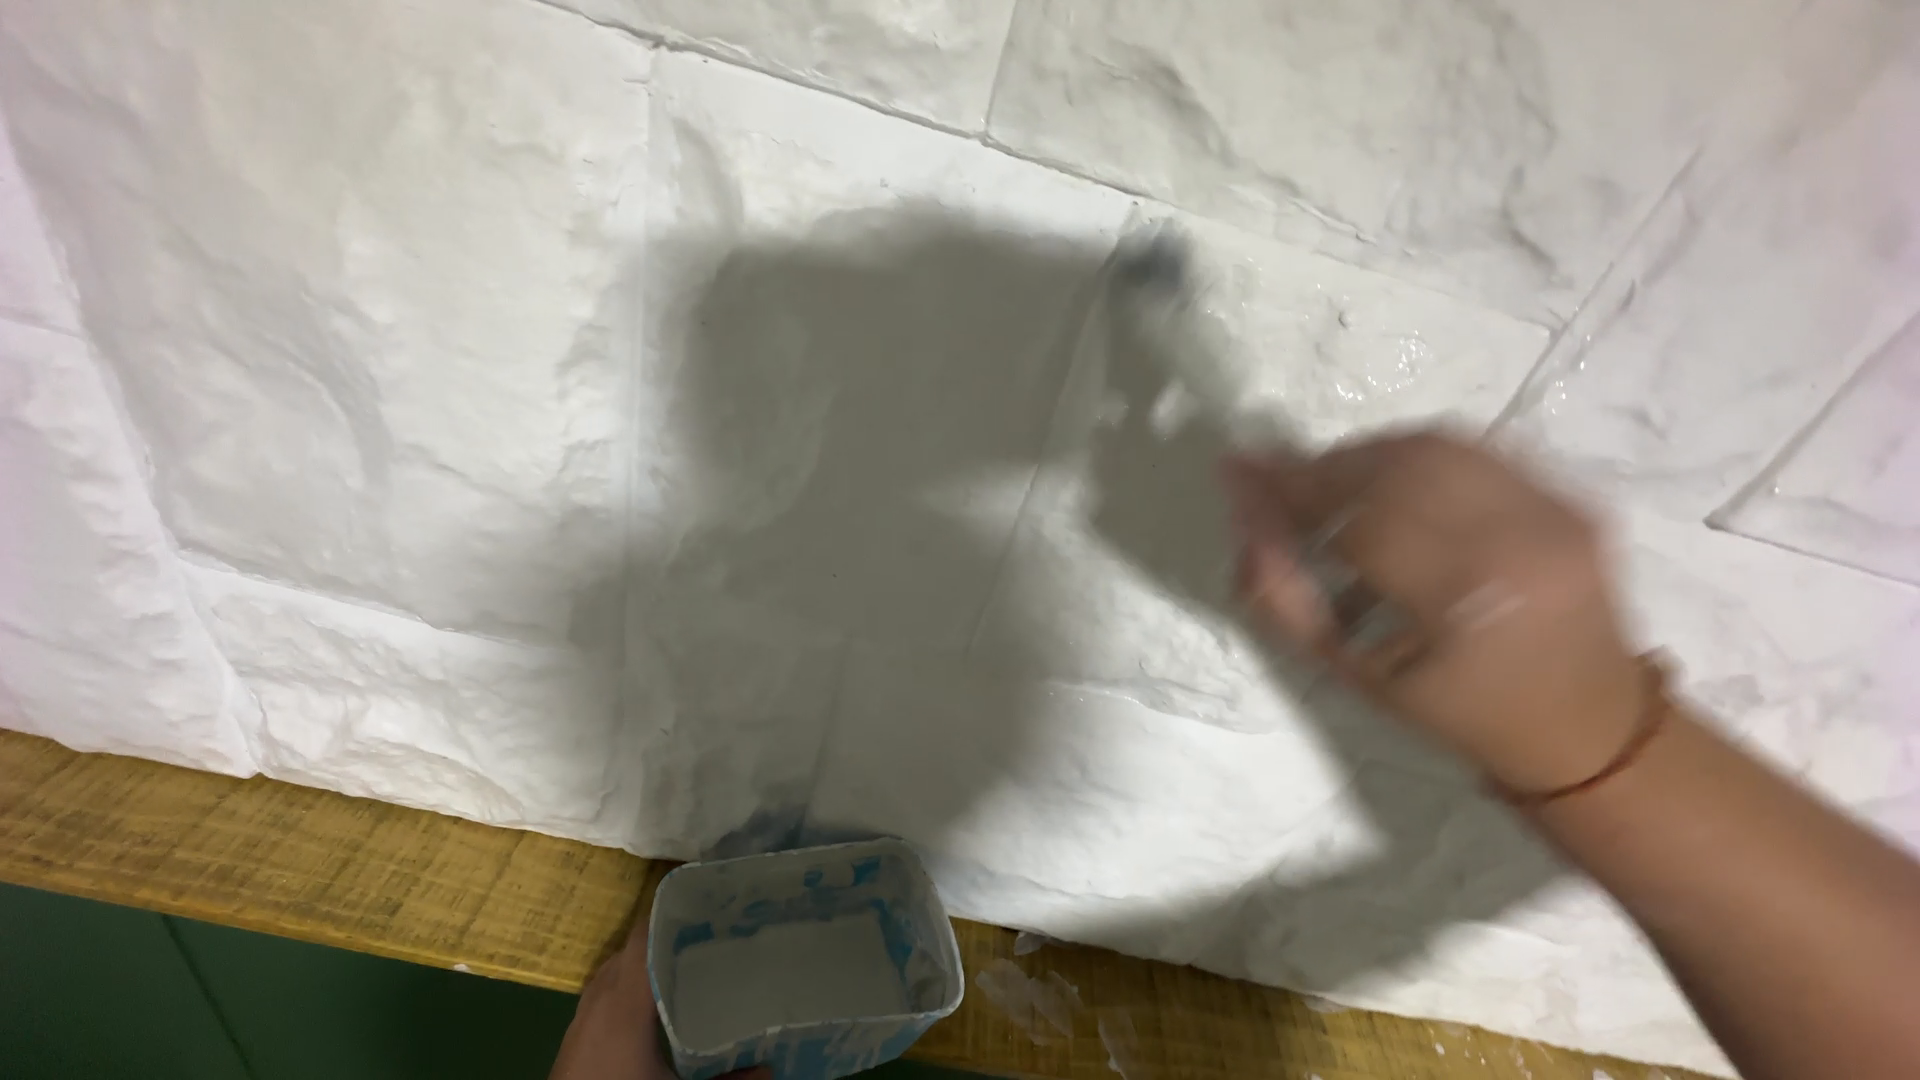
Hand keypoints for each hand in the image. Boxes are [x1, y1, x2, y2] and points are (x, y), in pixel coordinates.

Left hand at [549, 916, 769, 1079]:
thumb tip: (772, 1071)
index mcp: (625, 1000)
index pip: (644, 933)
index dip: (673, 911)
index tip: (709, 902)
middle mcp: (601, 997)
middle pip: (634, 946)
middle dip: (670, 934)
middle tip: (713, 933)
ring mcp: (582, 1016)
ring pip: (618, 969)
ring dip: (648, 961)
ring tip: (689, 964)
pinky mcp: (574, 1036)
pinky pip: (606, 991)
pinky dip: (631, 985)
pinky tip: (656, 1006)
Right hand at [1222, 431, 1643, 792]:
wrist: (1590, 727)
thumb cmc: (1453, 710)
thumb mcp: (1350, 673)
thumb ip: (1281, 597)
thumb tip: (1244, 521)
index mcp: (1463, 599)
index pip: (1355, 516)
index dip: (1290, 488)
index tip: (1239, 470)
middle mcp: (1518, 539)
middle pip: (1394, 467)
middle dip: (1323, 465)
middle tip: (1280, 480)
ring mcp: (1554, 511)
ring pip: (1433, 446)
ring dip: (1363, 454)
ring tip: (1328, 482)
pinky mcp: (1572, 497)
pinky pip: (1472, 452)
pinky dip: (1411, 455)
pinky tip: (1385, 481)